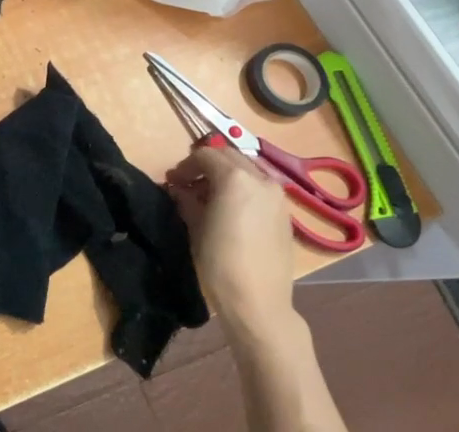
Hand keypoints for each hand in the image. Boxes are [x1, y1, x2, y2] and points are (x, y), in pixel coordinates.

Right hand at [165, 145, 294, 334]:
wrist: (259, 303)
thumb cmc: (220, 262)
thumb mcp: (195, 225)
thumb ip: (187, 199)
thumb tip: (181, 190)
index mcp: (236, 177)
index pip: (205, 155)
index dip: (185, 166)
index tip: (173, 182)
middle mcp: (261, 179)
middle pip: (229, 157)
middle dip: (207, 166)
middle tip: (189, 186)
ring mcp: (277, 196)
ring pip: (247, 171)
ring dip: (227, 176)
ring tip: (211, 198)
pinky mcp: (285, 215)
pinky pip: (260, 189)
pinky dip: (244, 190)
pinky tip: (233, 212)